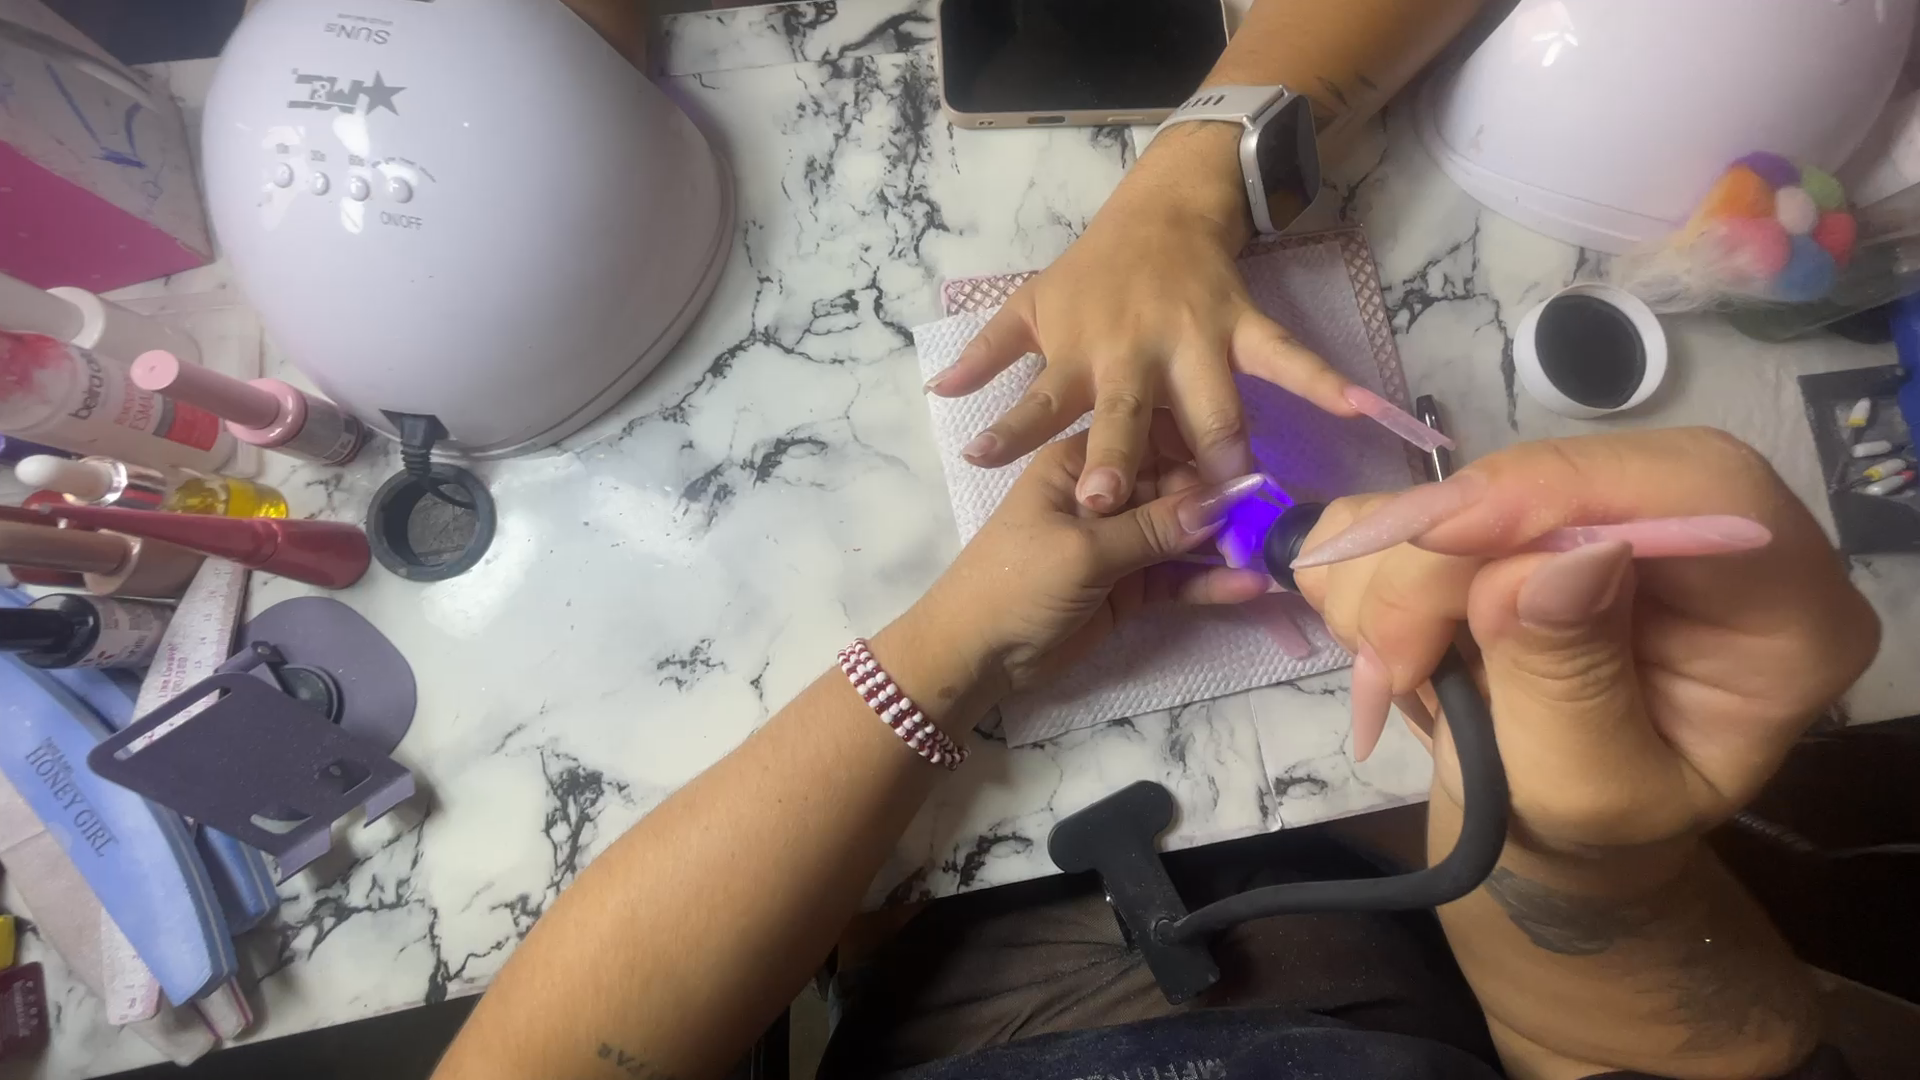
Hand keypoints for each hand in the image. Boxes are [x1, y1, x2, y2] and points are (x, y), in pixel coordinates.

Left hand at [909, 432, 1273, 699]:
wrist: (976, 652)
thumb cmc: (1016, 581)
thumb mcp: (1083, 549)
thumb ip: (1154, 527)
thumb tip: (1228, 498)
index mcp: (1081, 465)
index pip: (1152, 443)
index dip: (1200, 455)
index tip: (1250, 471)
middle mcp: (1105, 495)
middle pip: (1175, 490)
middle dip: (1220, 507)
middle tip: (1271, 524)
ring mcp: (1118, 543)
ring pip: (1181, 537)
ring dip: (1222, 548)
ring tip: (1273, 556)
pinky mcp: (1128, 586)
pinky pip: (1175, 578)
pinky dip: (1206, 583)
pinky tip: (1247, 588)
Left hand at [924, 125, 1356, 509]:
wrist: (1162, 210)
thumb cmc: (1090, 276)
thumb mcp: (1028, 308)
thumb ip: (987, 354)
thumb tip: (938, 391)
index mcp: (1079, 354)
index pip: (1037, 400)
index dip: (1008, 429)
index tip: (979, 460)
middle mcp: (1133, 353)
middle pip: (1125, 416)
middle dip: (1120, 460)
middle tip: (1108, 507)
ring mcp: (1193, 341)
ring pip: (1212, 405)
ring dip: (1223, 450)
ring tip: (1235, 502)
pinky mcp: (1243, 327)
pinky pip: (1287, 360)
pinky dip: (1324, 381)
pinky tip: (1362, 409)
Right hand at [1291, 429, 1879, 854]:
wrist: (1529, 814)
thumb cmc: (1581, 824)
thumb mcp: (1588, 789)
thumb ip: (1571, 682)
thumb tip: (1549, 564)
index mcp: (1769, 609)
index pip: (1695, 487)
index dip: (1559, 491)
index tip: (1441, 539)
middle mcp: (1669, 538)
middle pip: (1534, 484)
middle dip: (1428, 570)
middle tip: (1386, 663)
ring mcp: (1556, 522)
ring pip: (1437, 497)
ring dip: (1381, 588)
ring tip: (1392, 674)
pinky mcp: (1473, 522)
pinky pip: (1380, 512)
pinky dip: (1352, 576)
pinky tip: (1377, 638)